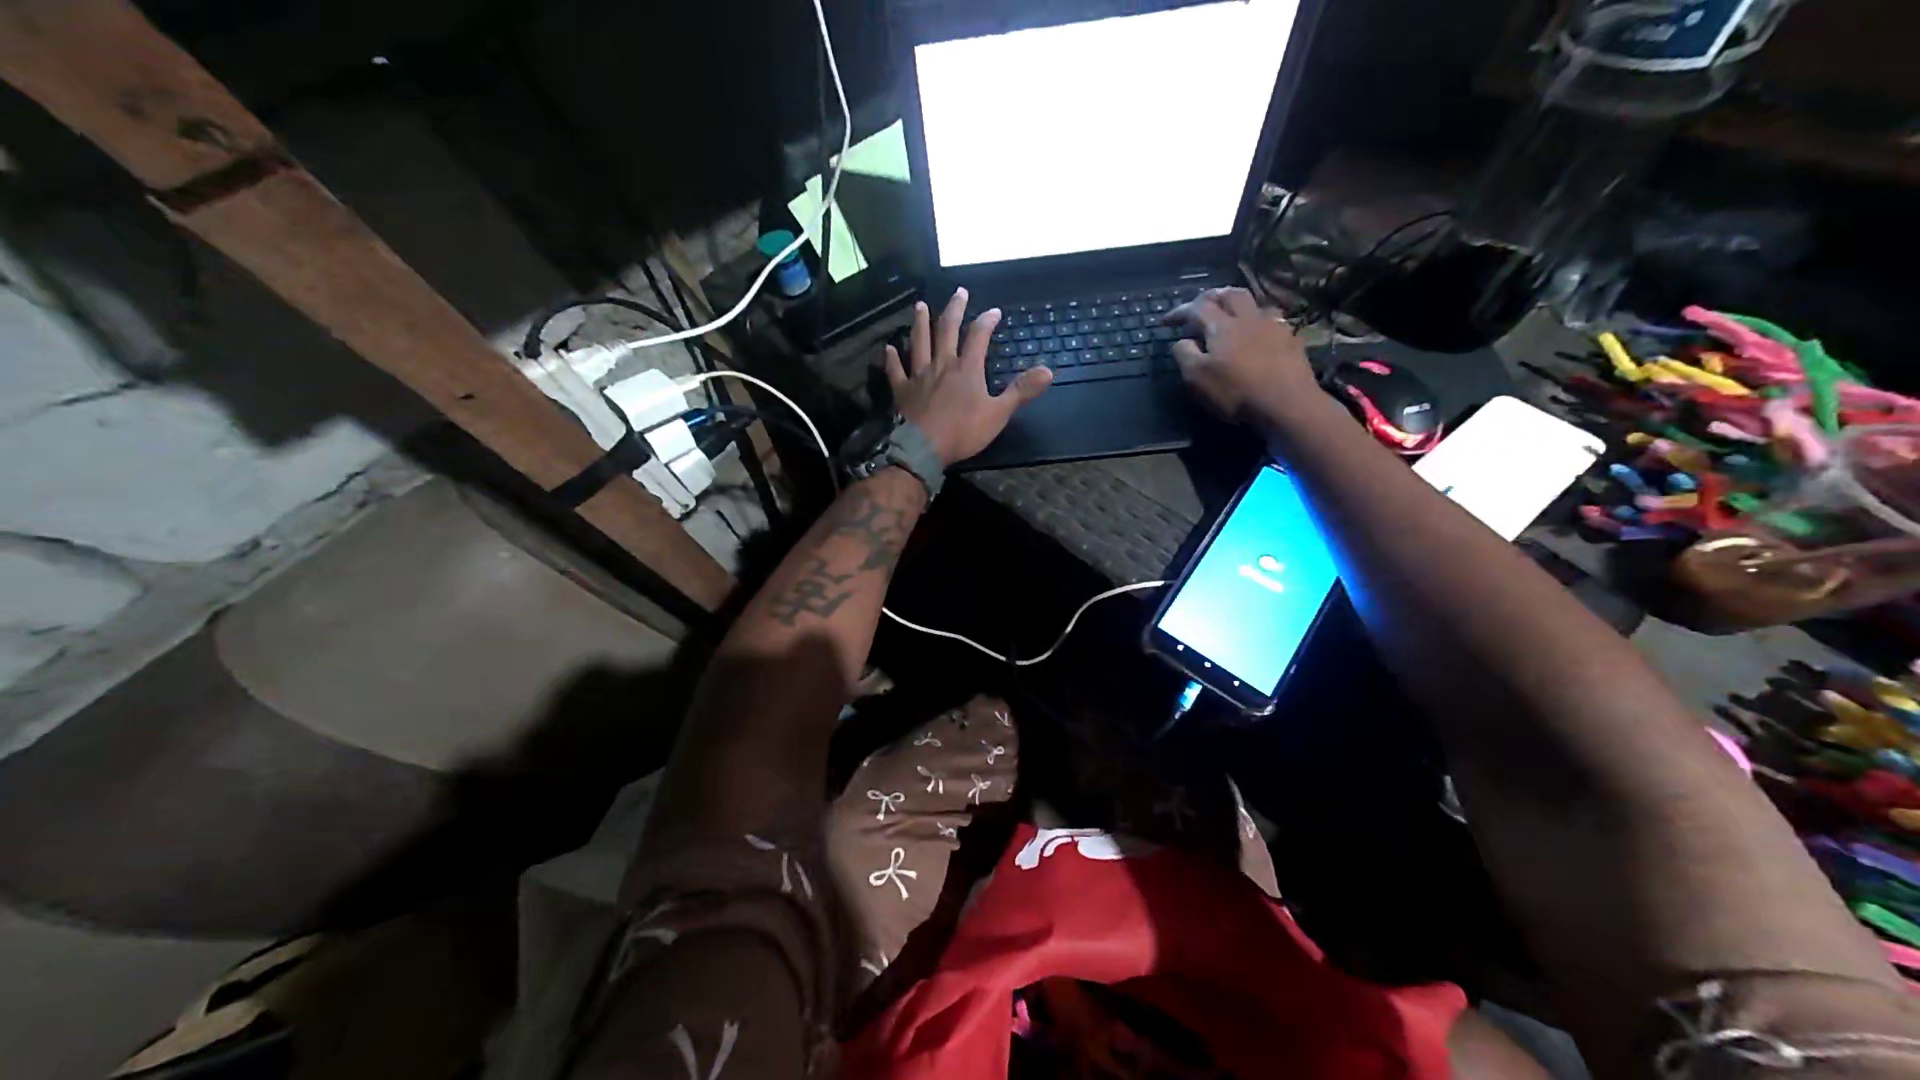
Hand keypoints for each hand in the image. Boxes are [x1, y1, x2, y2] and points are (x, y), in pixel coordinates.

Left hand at [884, 288, 1052, 466]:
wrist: (924, 449)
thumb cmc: (963, 432)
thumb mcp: (998, 413)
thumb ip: (1021, 391)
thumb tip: (1048, 370)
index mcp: (967, 369)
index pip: (978, 336)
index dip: (987, 321)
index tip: (994, 311)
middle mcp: (942, 365)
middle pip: (947, 330)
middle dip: (954, 309)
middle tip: (958, 292)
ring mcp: (919, 376)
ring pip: (919, 342)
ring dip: (920, 323)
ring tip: (920, 306)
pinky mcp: (902, 390)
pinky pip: (895, 370)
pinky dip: (892, 358)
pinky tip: (889, 348)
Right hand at [1165, 287, 1317, 424]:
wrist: (1287, 404)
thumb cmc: (1236, 392)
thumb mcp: (1197, 378)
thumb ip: (1184, 355)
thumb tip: (1181, 341)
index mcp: (1222, 325)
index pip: (1197, 308)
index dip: (1179, 311)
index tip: (1166, 320)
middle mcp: (1248, 318)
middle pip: (1230, 294)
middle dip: (1211, 296)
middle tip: (1200, 305)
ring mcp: (1273, 327)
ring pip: (1254, 304)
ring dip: (1238, 305)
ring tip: (1231, 316)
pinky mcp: (1291, 340)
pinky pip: (1272, 321)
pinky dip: (1258, 323)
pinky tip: (1257, 335)